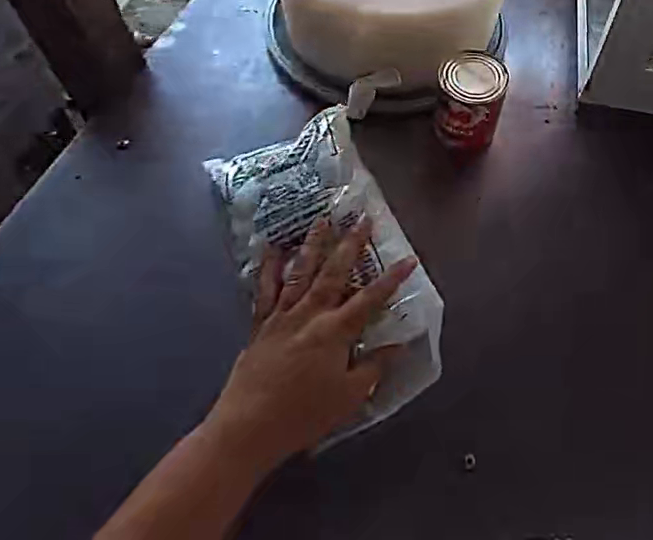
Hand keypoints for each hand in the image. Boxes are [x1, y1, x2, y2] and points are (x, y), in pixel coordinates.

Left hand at [203, 216, 415, 472]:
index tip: (410, 259)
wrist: (242, 434)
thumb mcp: (349, 396)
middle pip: (335, 272)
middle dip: (352, 244)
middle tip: (363, 219)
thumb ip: (375, 366)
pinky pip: (266, 292)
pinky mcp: (261, 327)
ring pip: (301, 272)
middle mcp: (310, 315)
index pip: (371, 298)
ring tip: (322, 220)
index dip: (393, 278)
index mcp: (335, 331)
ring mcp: (283, 317)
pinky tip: (273, 250)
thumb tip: (398, 345)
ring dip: (314, 244)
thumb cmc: (301, 416)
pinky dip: (269, 269)